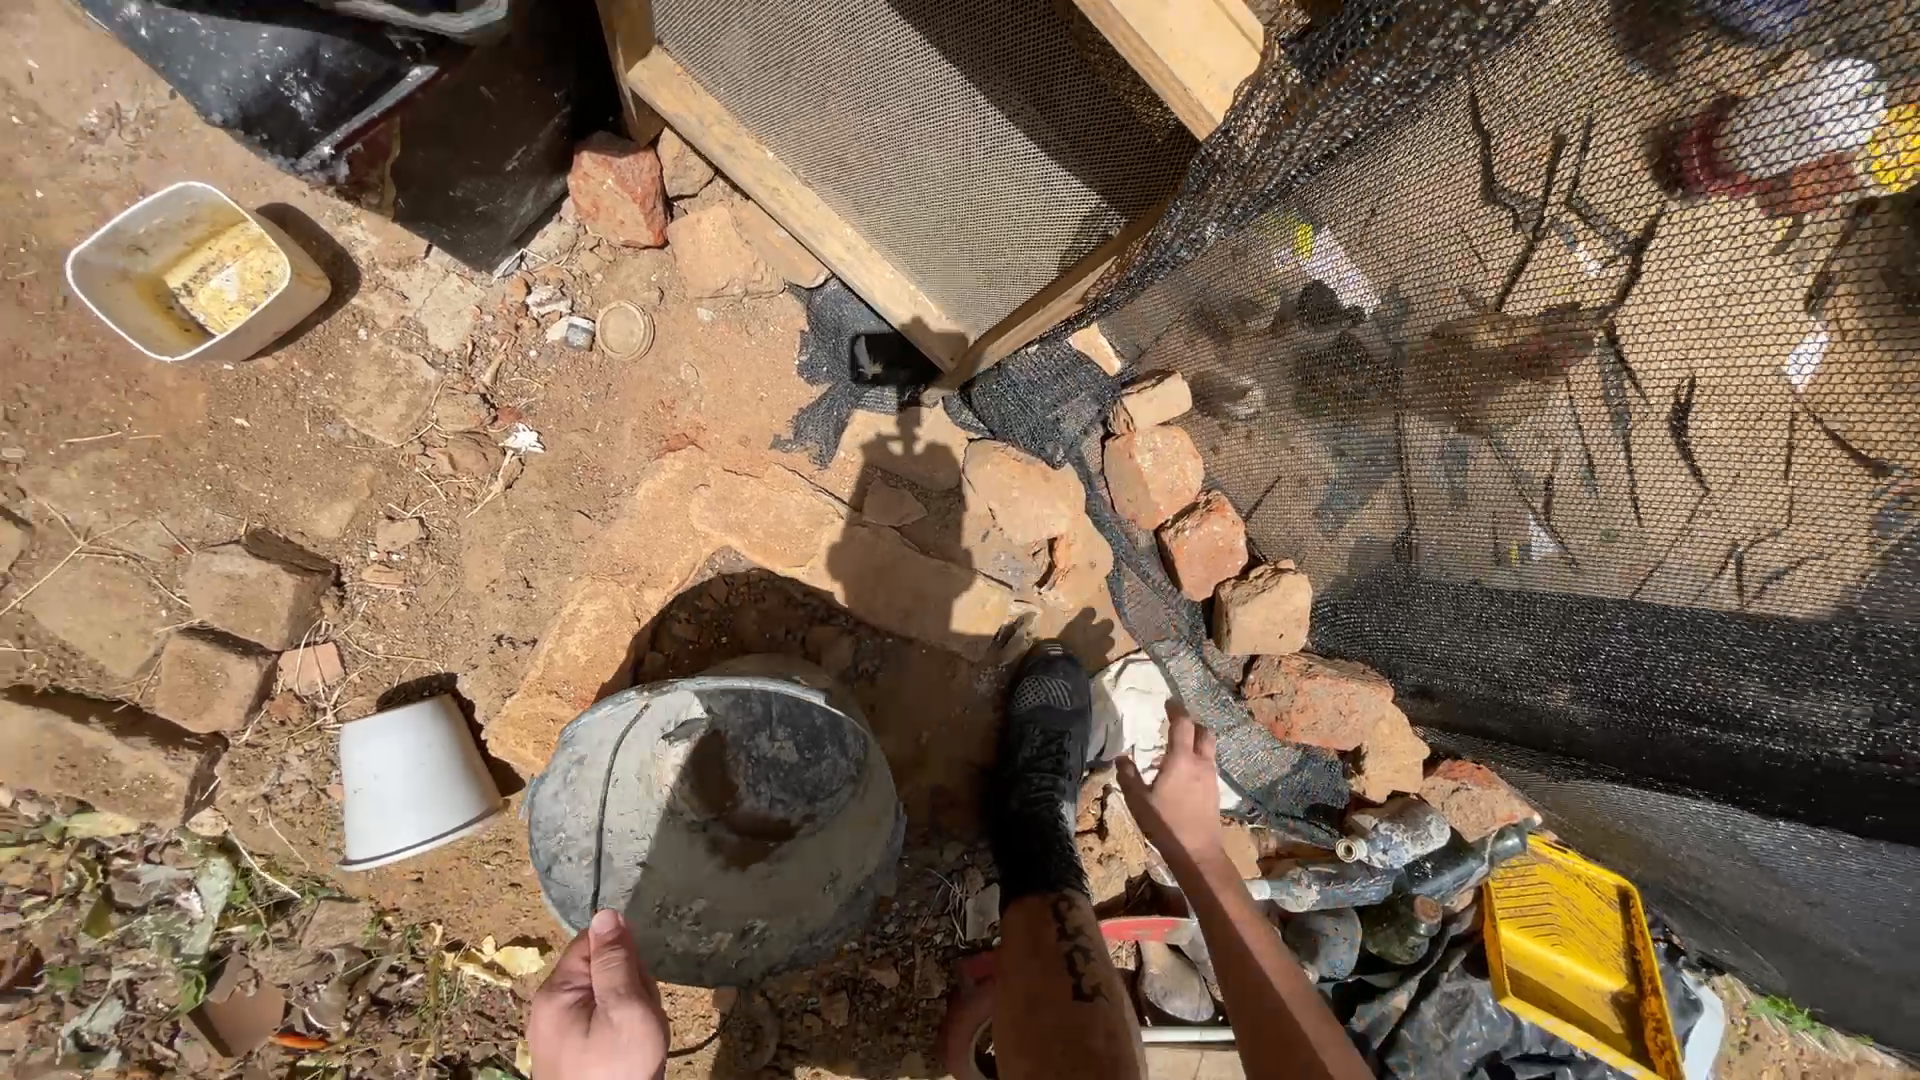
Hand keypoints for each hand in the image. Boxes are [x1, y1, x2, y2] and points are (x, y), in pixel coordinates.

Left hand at [528, 910, 670, 1079]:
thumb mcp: (625, 1008)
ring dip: (628, 1003)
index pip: (591, 941)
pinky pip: (601, 1017)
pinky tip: (630, 1043)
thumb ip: (615, 961)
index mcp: (556, 992)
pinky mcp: (568, 1049)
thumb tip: (605, 912)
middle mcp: (548, 1007)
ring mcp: (557, 1030)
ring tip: (638, 1031)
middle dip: (629, 980)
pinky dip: (621, 1024)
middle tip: (640, 1010)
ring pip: (604, 992)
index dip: (622, 952)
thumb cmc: (618, 1068)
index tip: (638, 977)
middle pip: (599, 966)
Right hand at [1117, 707, 1223, 865]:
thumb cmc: (1165, 824)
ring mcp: (1211, 778)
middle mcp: (1201, 763)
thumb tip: (1121, 757)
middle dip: (1191, 723)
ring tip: (1177, 748)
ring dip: (1196, 741)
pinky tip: (1183, 772)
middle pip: (1203, 732)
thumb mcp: (1138, 800)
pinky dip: (1198, 758)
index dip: (1175, 710)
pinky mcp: (1215, 792)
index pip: (1182, 724)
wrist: (1198, 853)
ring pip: (1208, 748)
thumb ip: (1128, 776)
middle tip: (1175, 722)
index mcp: (1181, 759)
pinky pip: (1208, 764)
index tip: (1167, 702)